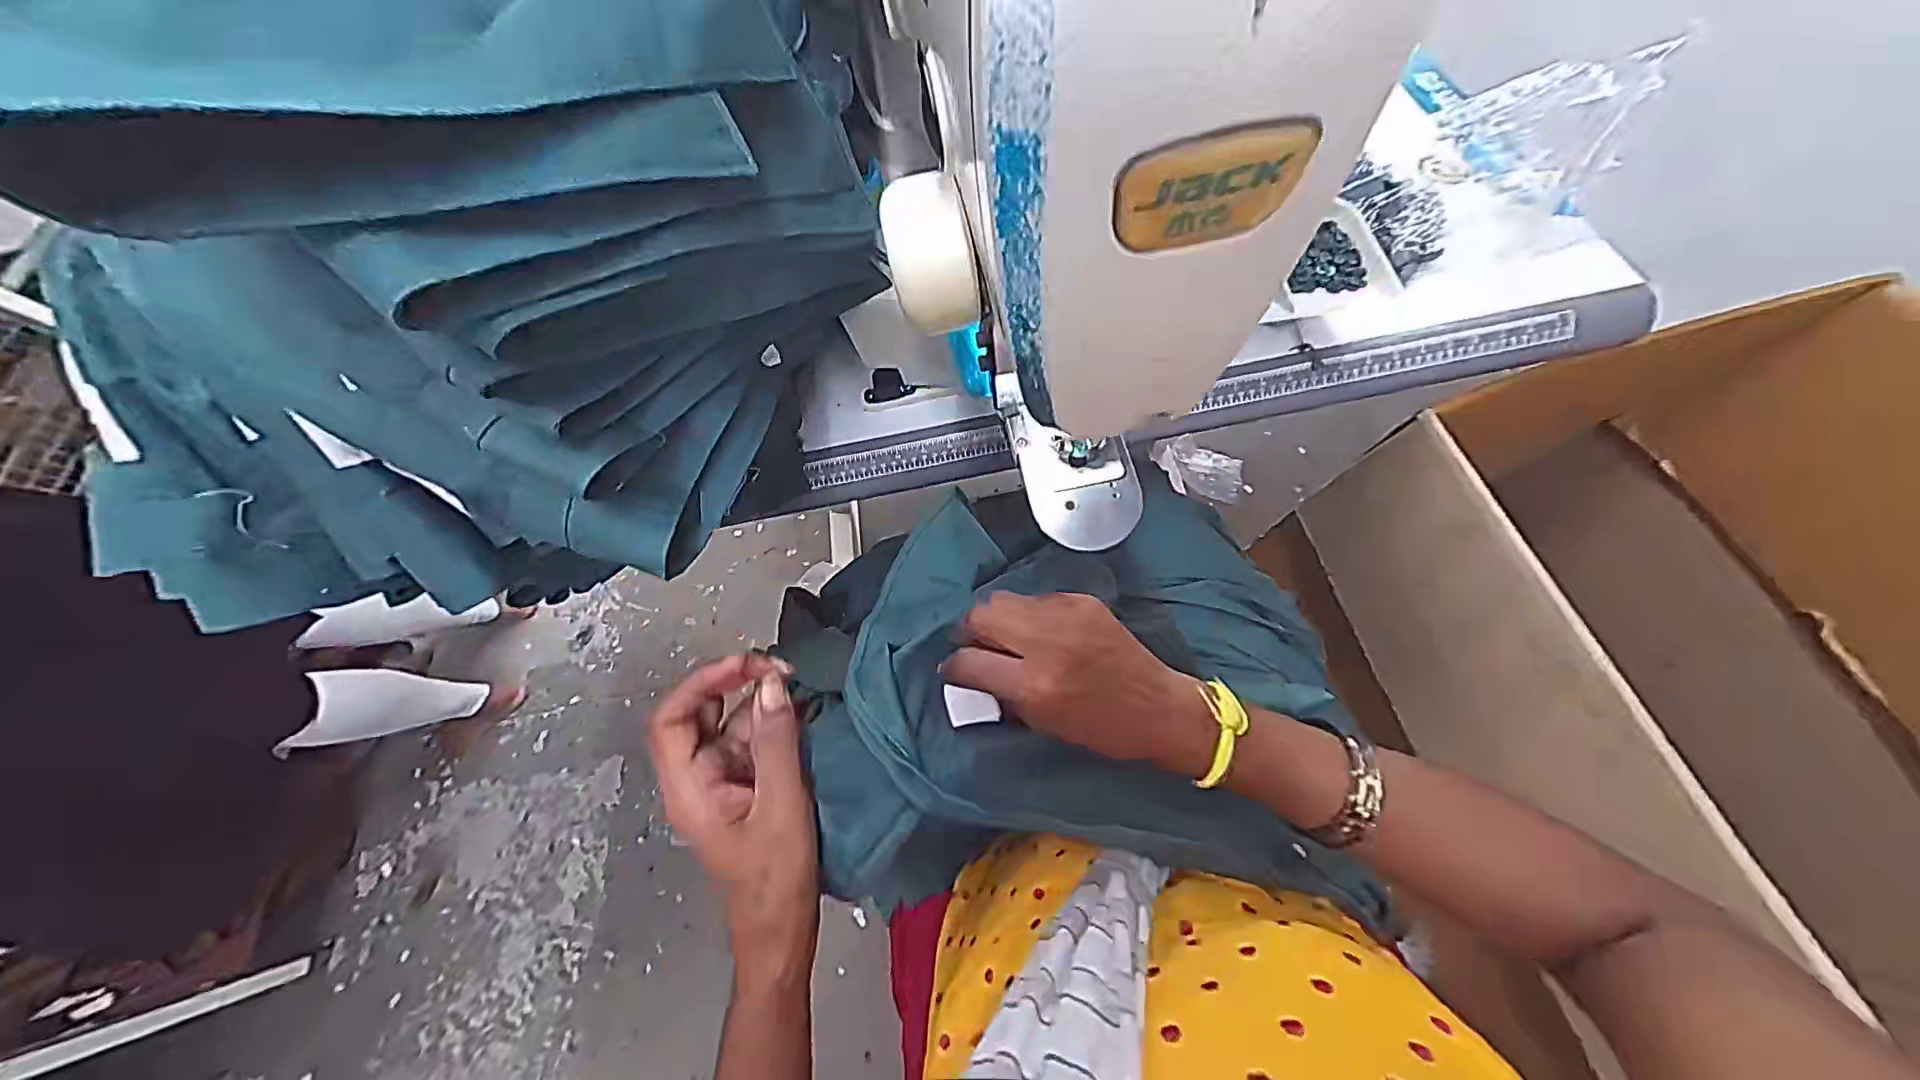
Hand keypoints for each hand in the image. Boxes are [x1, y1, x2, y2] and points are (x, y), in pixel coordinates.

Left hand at [647, 654, 819, 975]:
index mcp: (689, 788)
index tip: (746, 665)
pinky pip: (755, 739)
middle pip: (699, 714)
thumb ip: (776, 742)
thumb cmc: (776, 879)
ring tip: (797, 684)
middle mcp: (699, 777)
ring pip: (731, 722)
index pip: (671, 719)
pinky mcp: (748, 782)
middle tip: (778, 667)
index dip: (701, 683)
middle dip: (734, 683)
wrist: (784, 930)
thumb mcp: (782, 805)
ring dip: (761, 700)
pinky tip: (801, 710)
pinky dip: (776, 720)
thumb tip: (772, 684)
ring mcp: (724, 779)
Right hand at [940, 592, 1217, 779]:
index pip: (969, 661)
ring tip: (1008, 637)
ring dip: (998, 618)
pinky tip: (1042, 632)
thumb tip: (970, 672)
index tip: (954, 670)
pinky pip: (1037, 599)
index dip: (954, 666)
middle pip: (981, 614)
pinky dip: (1030, 614)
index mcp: (1035, 683)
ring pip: (1005, 599)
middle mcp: (1047, 642)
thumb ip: (1003, 694)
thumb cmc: (1101, 728)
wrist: (1158, 707)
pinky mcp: (1083, 601)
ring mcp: (1066, 615)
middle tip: (977, 646)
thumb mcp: (1044, 722)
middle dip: (970, 631)